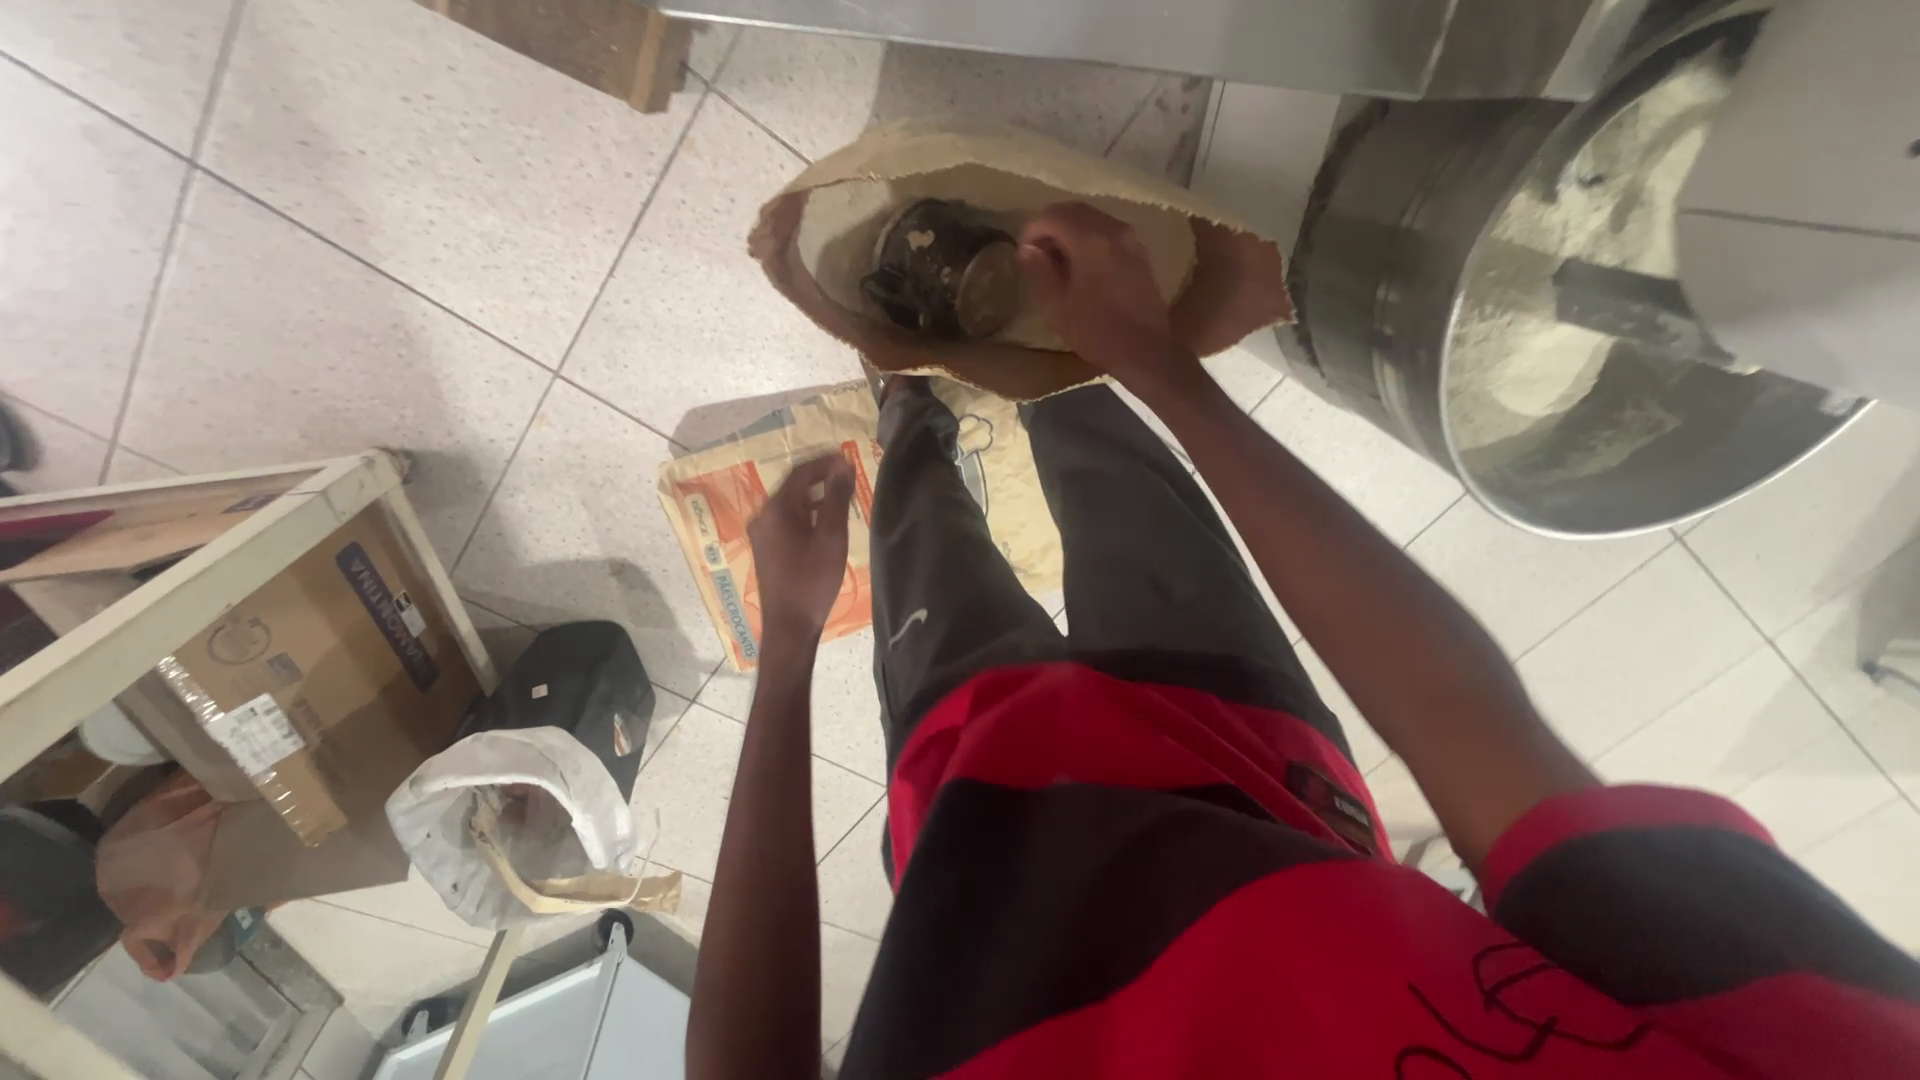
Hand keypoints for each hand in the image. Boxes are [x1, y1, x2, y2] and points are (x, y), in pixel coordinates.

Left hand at [749, 454, 854, 642]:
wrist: (789, 625)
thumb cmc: (813, 580)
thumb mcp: (831, 536)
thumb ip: (836, 498)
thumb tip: (842, 465)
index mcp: (777, 509)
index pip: (801, 473)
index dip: (824, 462)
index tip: (847, 456)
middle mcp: (763, 516)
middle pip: (793, 486)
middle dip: (819, 476)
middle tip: (846, 473)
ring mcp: (762, 534)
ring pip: (790, 504)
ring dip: (814, 495)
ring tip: (841, 494)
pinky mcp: (767, 549)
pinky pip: (787, 519)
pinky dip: (806, 512)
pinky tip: (824, 520)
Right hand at [1018, 202, 1203, 402]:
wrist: (1145, 350)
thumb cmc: (1096, 331)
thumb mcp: (1056, 306)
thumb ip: (1038, 272)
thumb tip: (1027, 250)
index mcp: (1090, 240)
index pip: (1052, 215)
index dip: (1032, 230)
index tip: (1024, 253)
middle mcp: (1113, 229)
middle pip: (1073, 210)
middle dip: (1051, 227)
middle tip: (1039, 255)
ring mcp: (1130, 239)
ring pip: (1092, 218)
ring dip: (1071, 231)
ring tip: (1059, 263)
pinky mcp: (1140, 252)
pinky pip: (1108, 232)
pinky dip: (1090, 239)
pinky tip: (1083, 268)